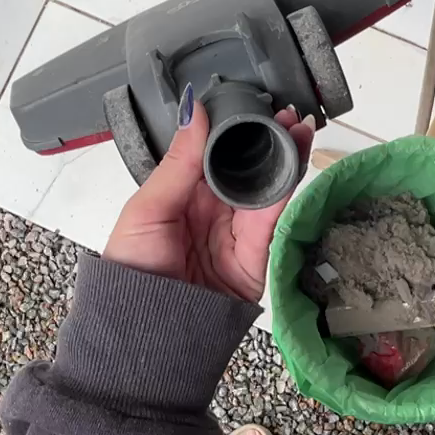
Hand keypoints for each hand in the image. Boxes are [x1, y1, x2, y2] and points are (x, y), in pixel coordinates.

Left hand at [102, 101, 313, 300]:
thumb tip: (194, 111)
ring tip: (300, 129)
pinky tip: (297, 161)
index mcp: (182, 194)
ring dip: (286, 157)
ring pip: (267, 187)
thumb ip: (178, 162)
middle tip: (288, 112)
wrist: (148, 330)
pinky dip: (288, 188)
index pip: (214, 153)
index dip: (236, 129)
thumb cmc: (133, 270)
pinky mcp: (256, 254)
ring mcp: (235, 231)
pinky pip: (274, 216)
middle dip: (269, 139)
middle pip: (247, 167)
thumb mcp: (147, 209)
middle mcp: (212, 209)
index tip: (254, 104)